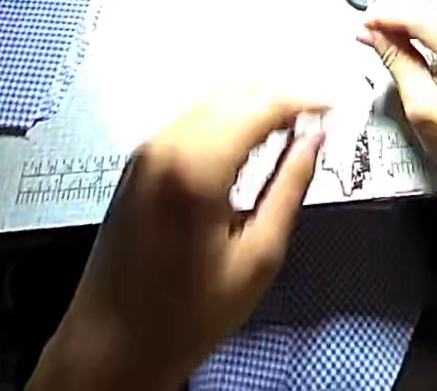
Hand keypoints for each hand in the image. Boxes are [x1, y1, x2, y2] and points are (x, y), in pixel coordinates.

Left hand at [29, 94, 326, 390]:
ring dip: (252, 104)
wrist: (108, 345)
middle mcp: (167, 144)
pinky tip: (244, 140)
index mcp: (197, 166)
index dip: (302, 100)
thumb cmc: (182, 317)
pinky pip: (191, 117)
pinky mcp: (139, 158)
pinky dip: (225, 116)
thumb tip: (314, 142)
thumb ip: (290, 188)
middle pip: (235, 91)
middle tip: (312, 117)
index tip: (328, 106)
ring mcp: (149, 148)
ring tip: (286, 128)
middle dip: (278, 98)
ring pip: (212, 98)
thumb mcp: (256, 259)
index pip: (260, 105)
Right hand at [360, 1, 436, 218]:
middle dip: (398, 7)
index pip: (419, 14)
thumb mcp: (425, 111)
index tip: (360, 24)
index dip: (384, 15)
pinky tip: (415, 32)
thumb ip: (397, 62)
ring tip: (389, 31)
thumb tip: (368, 31)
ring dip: (414, 8)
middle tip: (372, 29)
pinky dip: (433, 14)